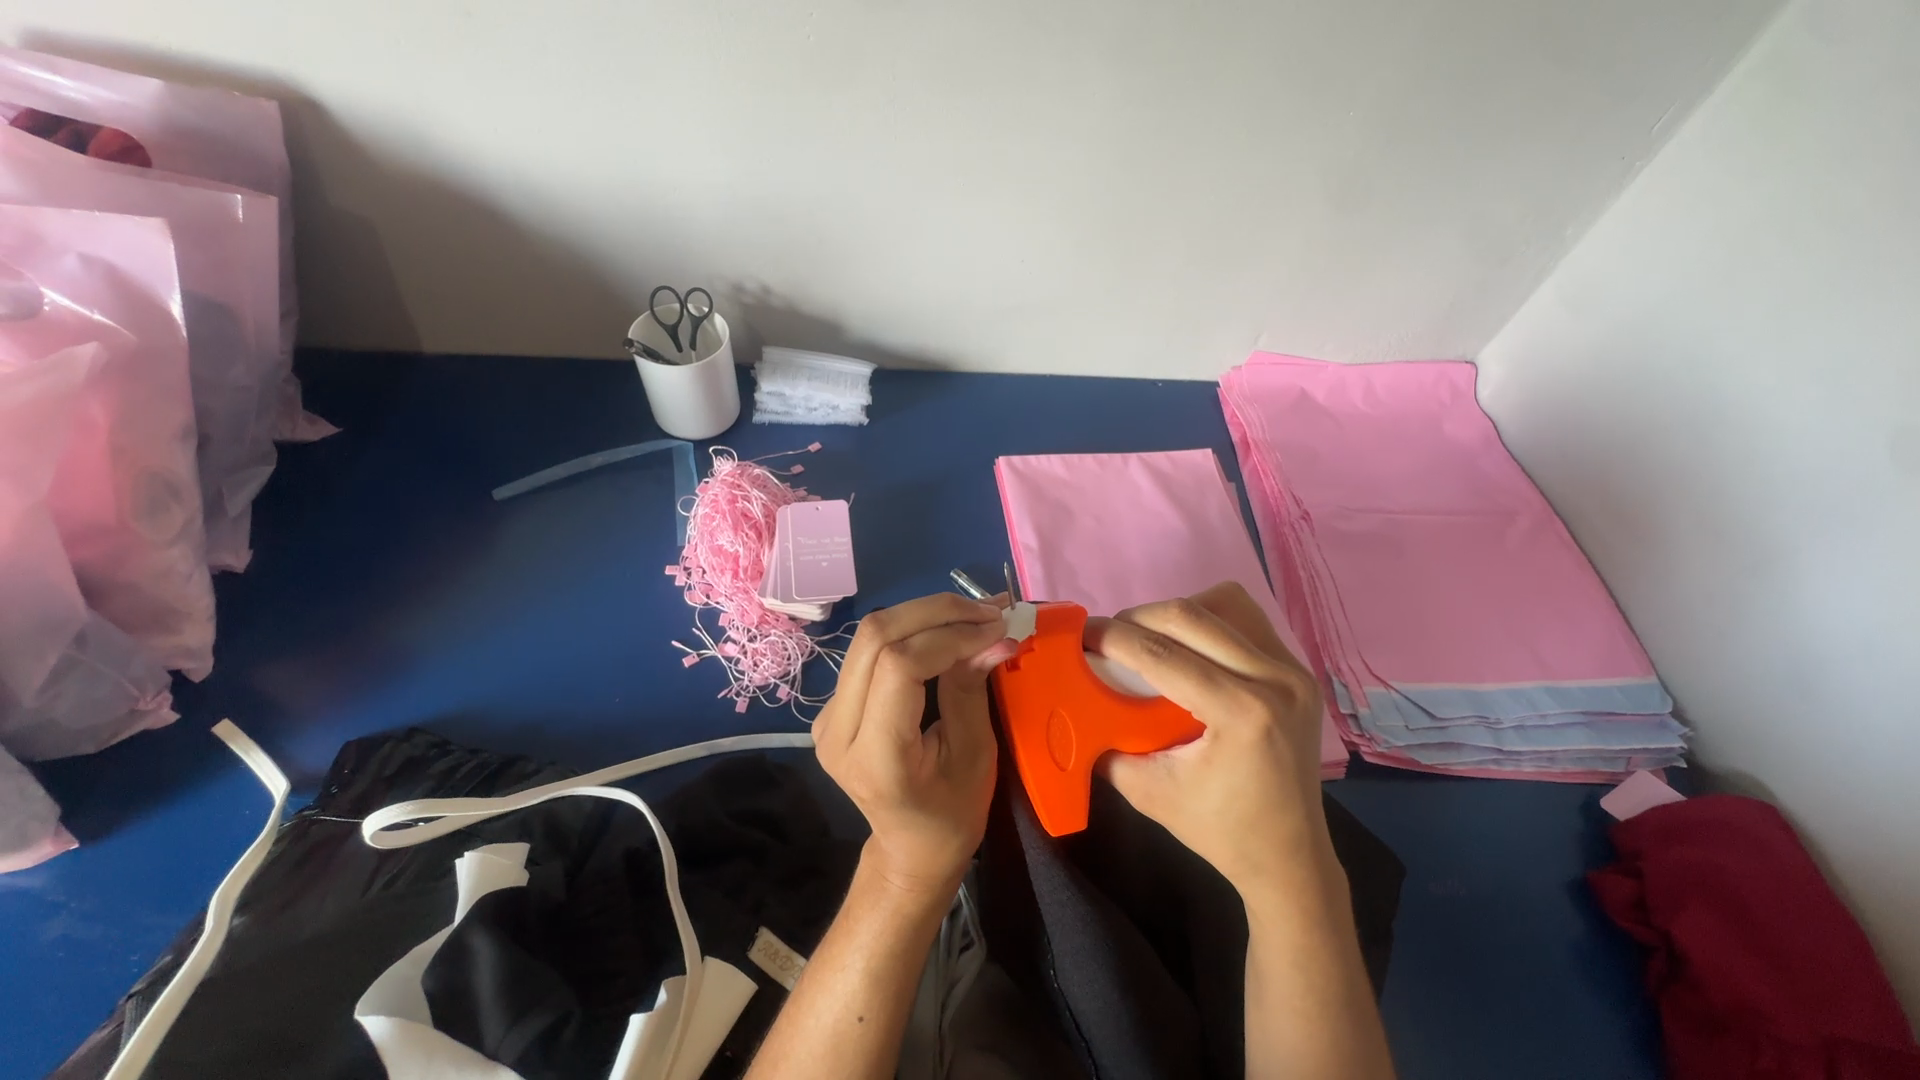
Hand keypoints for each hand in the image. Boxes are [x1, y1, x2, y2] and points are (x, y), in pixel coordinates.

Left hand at [816, 593, 1017, 896]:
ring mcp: (827, 715)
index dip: (949, 636)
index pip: (899, 666)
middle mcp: (837, 730)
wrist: (910, 846)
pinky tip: (949, 629)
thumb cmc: (951, 813)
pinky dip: (913, 629)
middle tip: (989, 610)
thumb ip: (971, 690)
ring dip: (925, 614)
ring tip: (975, 614)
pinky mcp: (834, 704)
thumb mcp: (975, 757)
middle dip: (935, 611)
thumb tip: (993, 634)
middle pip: (874, 638)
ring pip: (869, 635)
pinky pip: (871, 649)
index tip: (997, 627)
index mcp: (875, 757)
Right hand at [1085, 582, 1333, 895]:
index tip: (1080, 634)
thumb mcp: (1148, 792)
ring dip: (1178, 612)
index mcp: (1241, 712)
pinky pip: (1248, 619)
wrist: (1289, 857)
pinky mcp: (1299, 670)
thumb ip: (1107, 743)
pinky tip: (1190, 647)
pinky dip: (1211, 620)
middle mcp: (1274, 679)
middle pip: (1190, 615)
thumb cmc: (1219, 831)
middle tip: (1109, 635)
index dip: (1113, 637)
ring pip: (1225, 602)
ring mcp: (1293, 670)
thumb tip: (1071, 704)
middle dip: (1138, 617)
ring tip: (1151, 637)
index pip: (1161, 654)